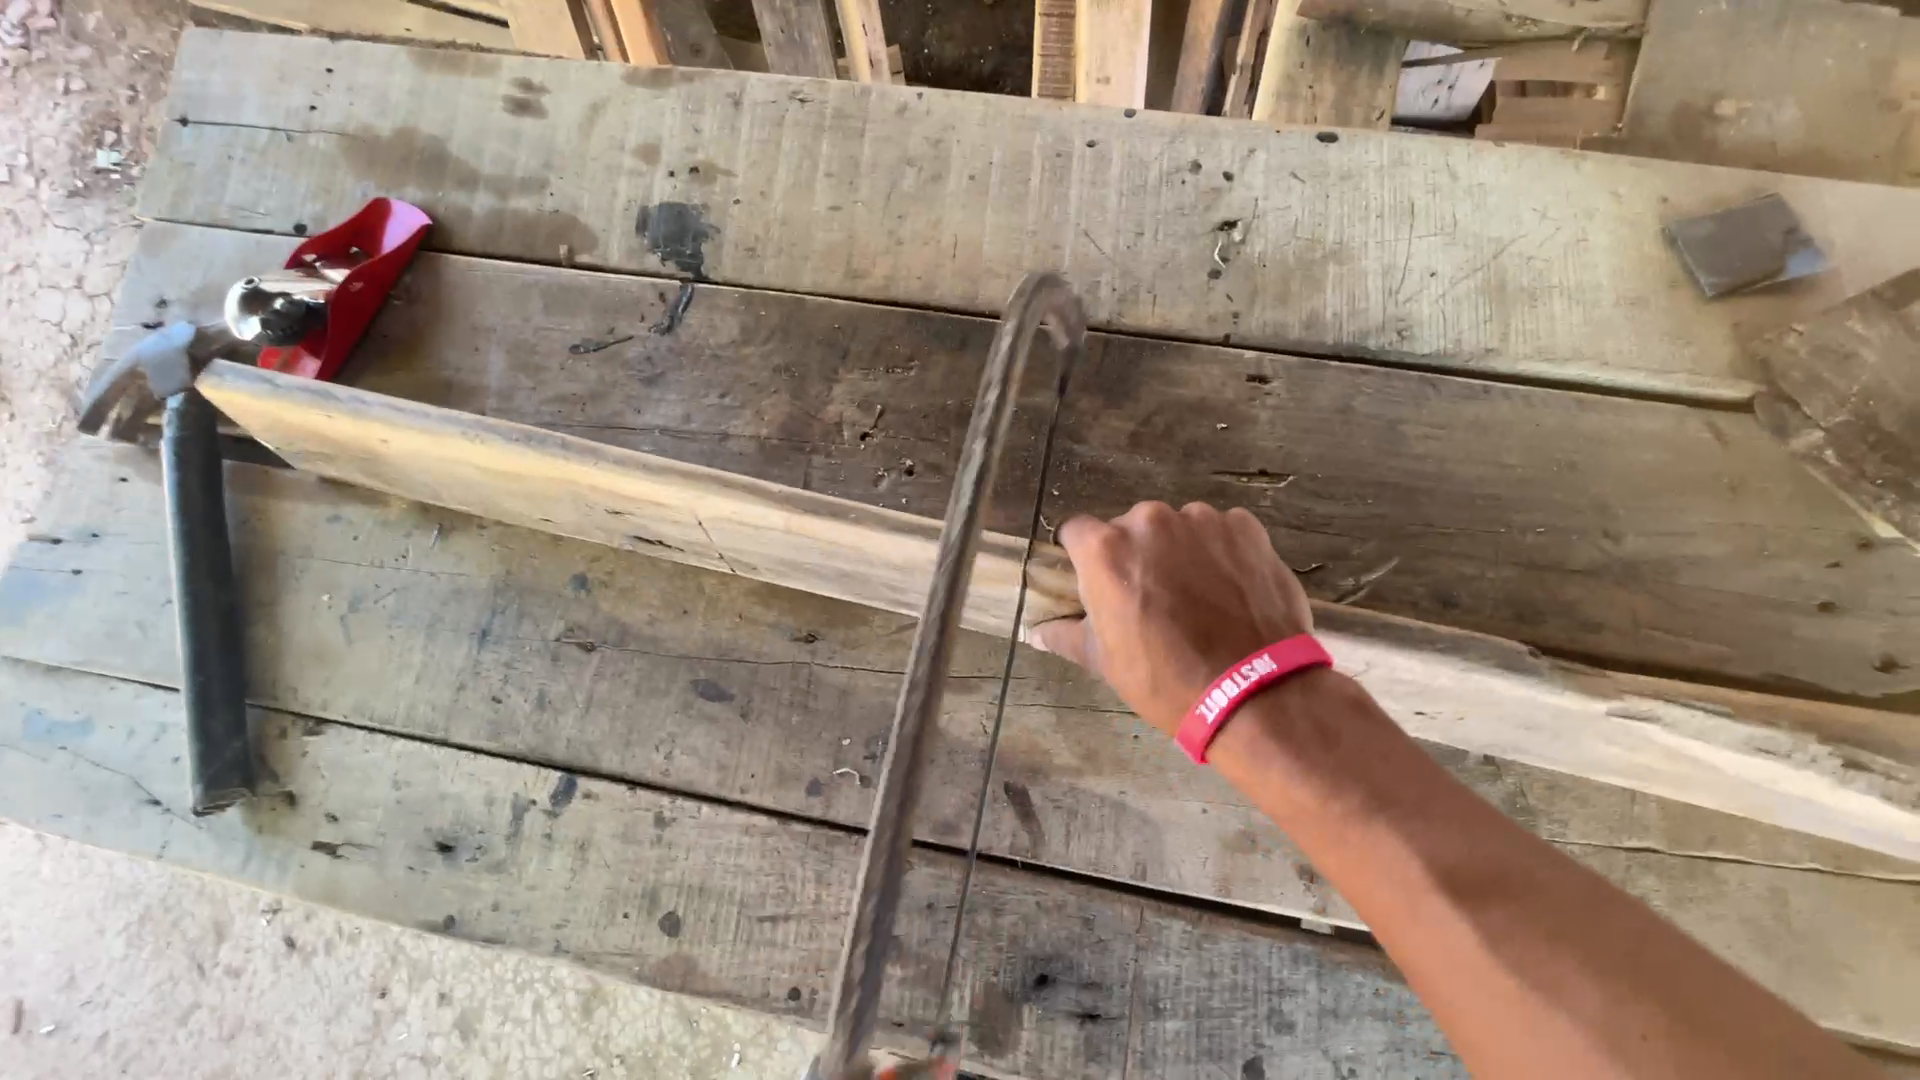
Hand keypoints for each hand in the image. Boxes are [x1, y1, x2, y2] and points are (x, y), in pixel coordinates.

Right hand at [1031, 501, 1312, 734]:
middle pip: (1130, 528)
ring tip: (1199, 597)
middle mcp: (1149, 521)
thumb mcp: (1105, 662)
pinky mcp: (1245, 528)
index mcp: (1106, 549)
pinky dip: (1221, 553)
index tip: (1098, 581)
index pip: (1076, 532)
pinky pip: (1221, 532)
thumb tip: (1036, 633)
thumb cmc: (1165, 678)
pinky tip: (1230, 590)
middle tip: (1153, 598)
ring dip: (1180, 551)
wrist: (1254, 691)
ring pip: (1178, 528)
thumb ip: (1066, 635)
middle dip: (1136, 555)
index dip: (1084, 556)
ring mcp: (1201, 520)